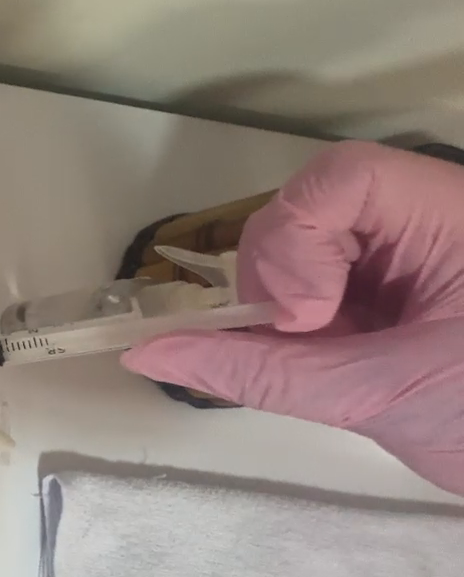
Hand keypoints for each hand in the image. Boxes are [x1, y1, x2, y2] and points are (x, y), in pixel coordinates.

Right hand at [122, 141, 463, 494]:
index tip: (309, 317)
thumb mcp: (379, 398)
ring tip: (322, 350)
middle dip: (279, 277)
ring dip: (284, 297)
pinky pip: (321, 270)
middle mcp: (441, 220)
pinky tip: (329, 346)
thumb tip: (144, 352)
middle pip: (309, 210)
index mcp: (460, 227)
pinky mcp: (408, 277)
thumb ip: (252, 371)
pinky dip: (299, 312)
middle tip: (301, 339)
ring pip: (305, 241)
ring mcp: (424, 248)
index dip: (295, 239)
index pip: (343, 178)